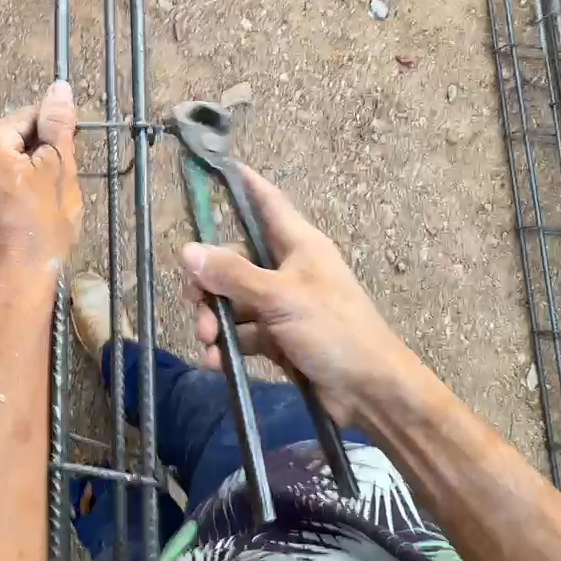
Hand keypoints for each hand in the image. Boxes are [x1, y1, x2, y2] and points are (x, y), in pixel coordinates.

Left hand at [0, 80, 83, 299]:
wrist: (18, 285)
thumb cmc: (41, 228)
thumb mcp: (58, 169)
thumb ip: (58, 126)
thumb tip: (60, 87)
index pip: (28, 116)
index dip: (55, 130)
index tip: (72, 152)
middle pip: (18, 135)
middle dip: (44, 151)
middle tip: (63, 180)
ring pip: (13, 158)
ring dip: (36, 169)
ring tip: (51, 198)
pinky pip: (2, 179)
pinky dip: (23, 185)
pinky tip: (38, 208)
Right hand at [180, 166, 416, 428]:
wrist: (373, 394)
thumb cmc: (334, 330)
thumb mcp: (279, 297)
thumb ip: (232, 274)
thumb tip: (187, 250)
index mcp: (299, 245)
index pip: (268, 202)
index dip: (245, 184)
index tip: (219, 167)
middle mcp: (289, 269)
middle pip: (236, 260)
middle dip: (210, 281)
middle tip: (193, 301)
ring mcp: (284, 306)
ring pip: (235, 300)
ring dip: (215, 318)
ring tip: (206, 339)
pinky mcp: (282, 340)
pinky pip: (245, 333)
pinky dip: (228, 345)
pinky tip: (215, 360)